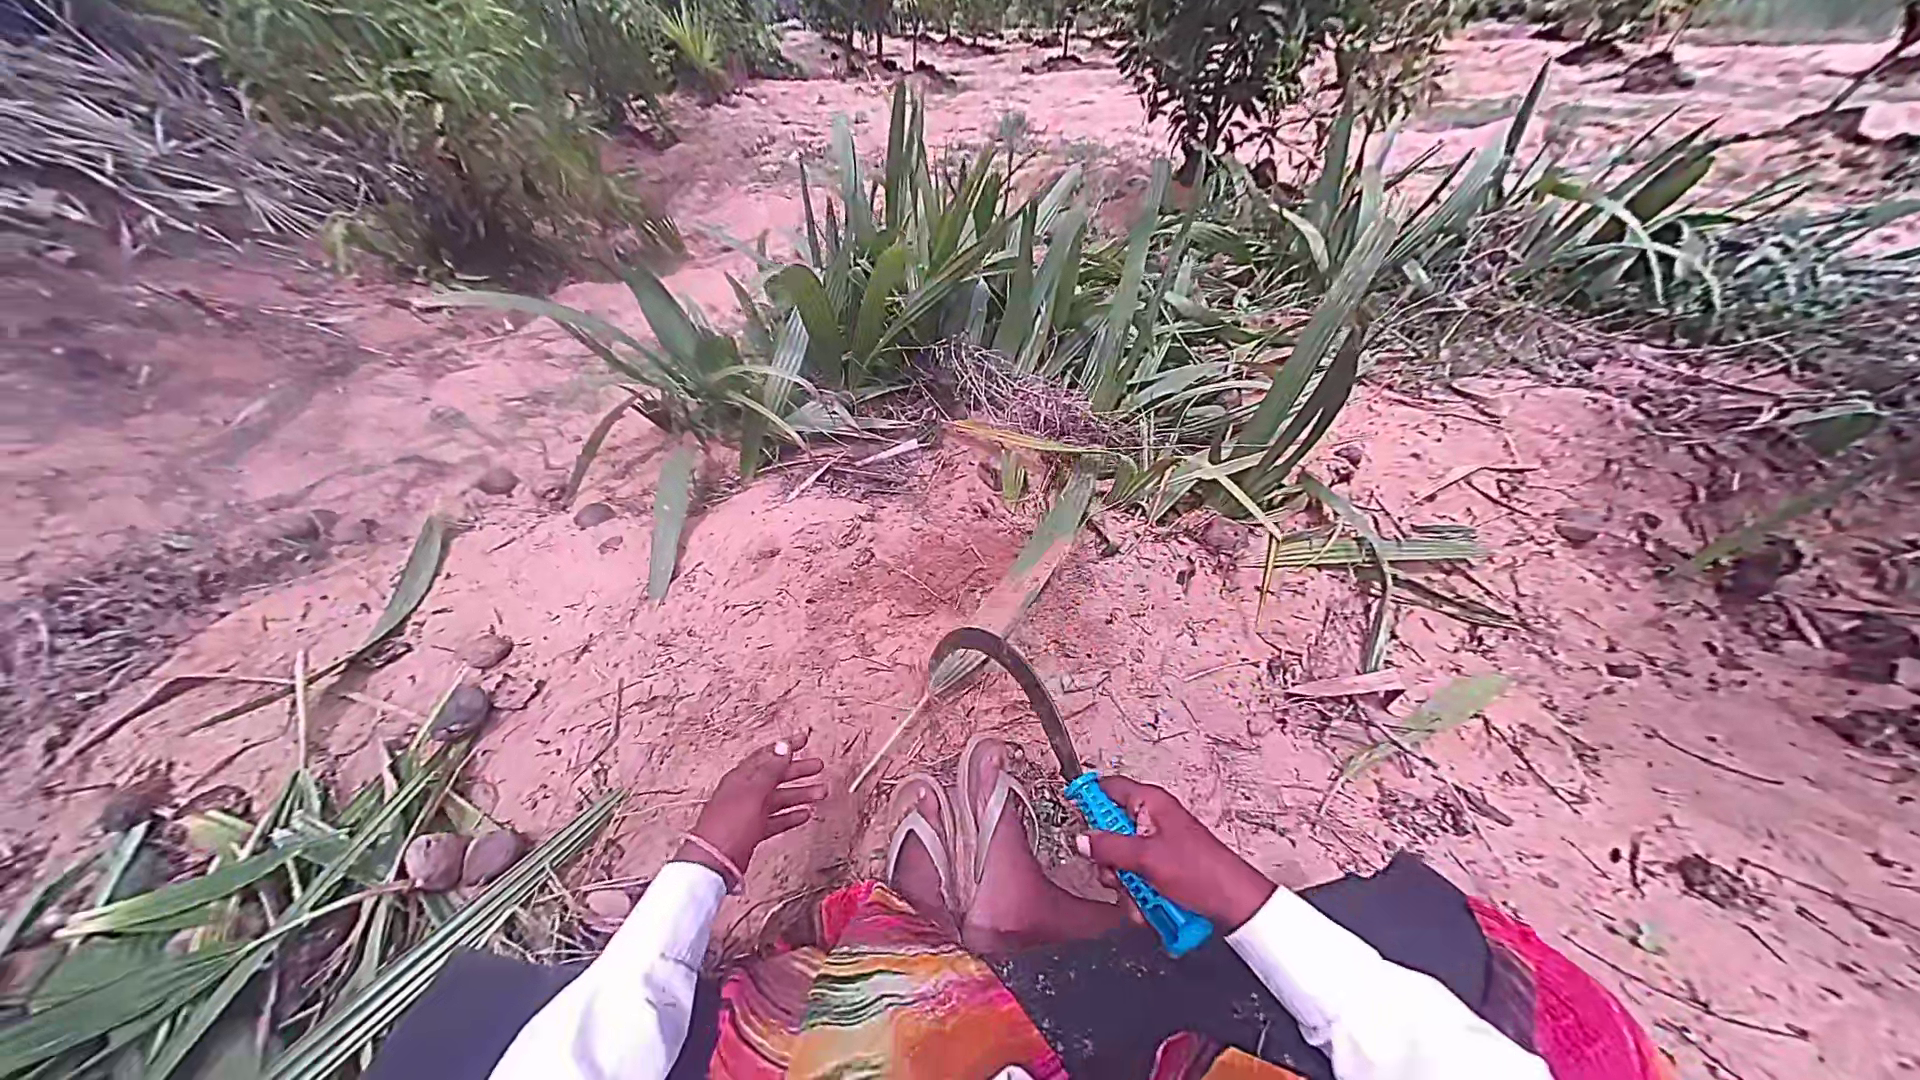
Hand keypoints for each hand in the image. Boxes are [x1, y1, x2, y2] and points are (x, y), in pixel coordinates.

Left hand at [678, 732, 826, 884]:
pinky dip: (791, 815)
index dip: (786, 746)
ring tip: (821, 792)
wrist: (714, 863)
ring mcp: (748, 813)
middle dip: (798, 770)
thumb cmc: (729, 824)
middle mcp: (745, 792)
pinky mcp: (752, 832)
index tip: (803, 740)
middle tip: (818, 766)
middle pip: (776, 776)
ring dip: (800, 794)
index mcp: (742, 777)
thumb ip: (770, 769)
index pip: (767, 755)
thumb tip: (783, 746)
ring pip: (779, 798)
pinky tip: (805, 814)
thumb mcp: (754, 791)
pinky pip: (776, 819)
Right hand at [1074, 776, 1274, 931]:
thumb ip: (1108, 847)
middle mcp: (1153, 817)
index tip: (1072, 805)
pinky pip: (1138, 874)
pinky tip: (1149, 906)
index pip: (1108, 787)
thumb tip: (1082, 839)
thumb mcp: (1146, 858)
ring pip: (1122, 857)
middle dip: (1109, 857)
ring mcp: (1158, 842)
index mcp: (1150, 802)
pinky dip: (1140, 892)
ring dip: (1126, 881)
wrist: (1236, 904)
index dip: (1088, 795)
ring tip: (1140, 895)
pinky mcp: (1164, 865)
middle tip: (1117, 871)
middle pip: (1111, 828)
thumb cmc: (1203, 872)